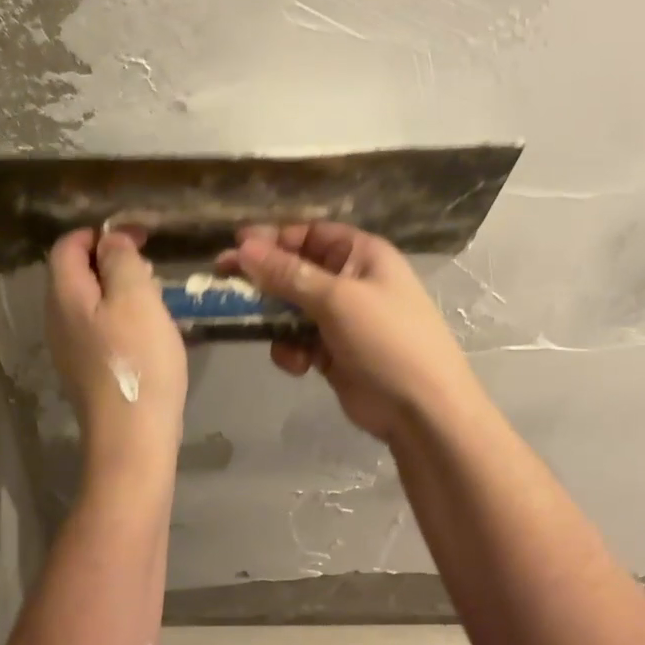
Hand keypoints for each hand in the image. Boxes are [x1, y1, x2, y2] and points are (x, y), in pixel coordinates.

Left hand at [47, 229, 187, 482]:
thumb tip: (110, 240)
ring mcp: (67, 348)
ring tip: (153, 297)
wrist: (131, 435)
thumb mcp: (137, 297)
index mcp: (65, 294)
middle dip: (111, 261)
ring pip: (87, 303)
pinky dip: (118, 318)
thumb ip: (121, 260)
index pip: (68, 245)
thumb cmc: (138, 359)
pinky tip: (146, 332)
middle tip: (149, 267)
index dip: (101, 233)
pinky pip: (95, 328)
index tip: (140, 236)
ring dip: (118, 291)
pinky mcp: (84, 371)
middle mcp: (56, 318)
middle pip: (74, 274)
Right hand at [224, 223, 480, 442]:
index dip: (273, 238)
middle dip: (263, 278)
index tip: (236, 247)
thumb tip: (244, 246)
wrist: (422, 410)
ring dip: (274, 320)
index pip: (310, 233)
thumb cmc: (386, 341)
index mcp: (362, 255)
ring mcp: (342, 319)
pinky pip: (298, 340)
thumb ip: (287, 274)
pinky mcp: (333, 352)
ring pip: (291, 307)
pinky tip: (300, 365)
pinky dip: (291, 350)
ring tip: (261, 331)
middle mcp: (351, 280)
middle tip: (222, 280)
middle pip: (295, 269)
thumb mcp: (337, 299)